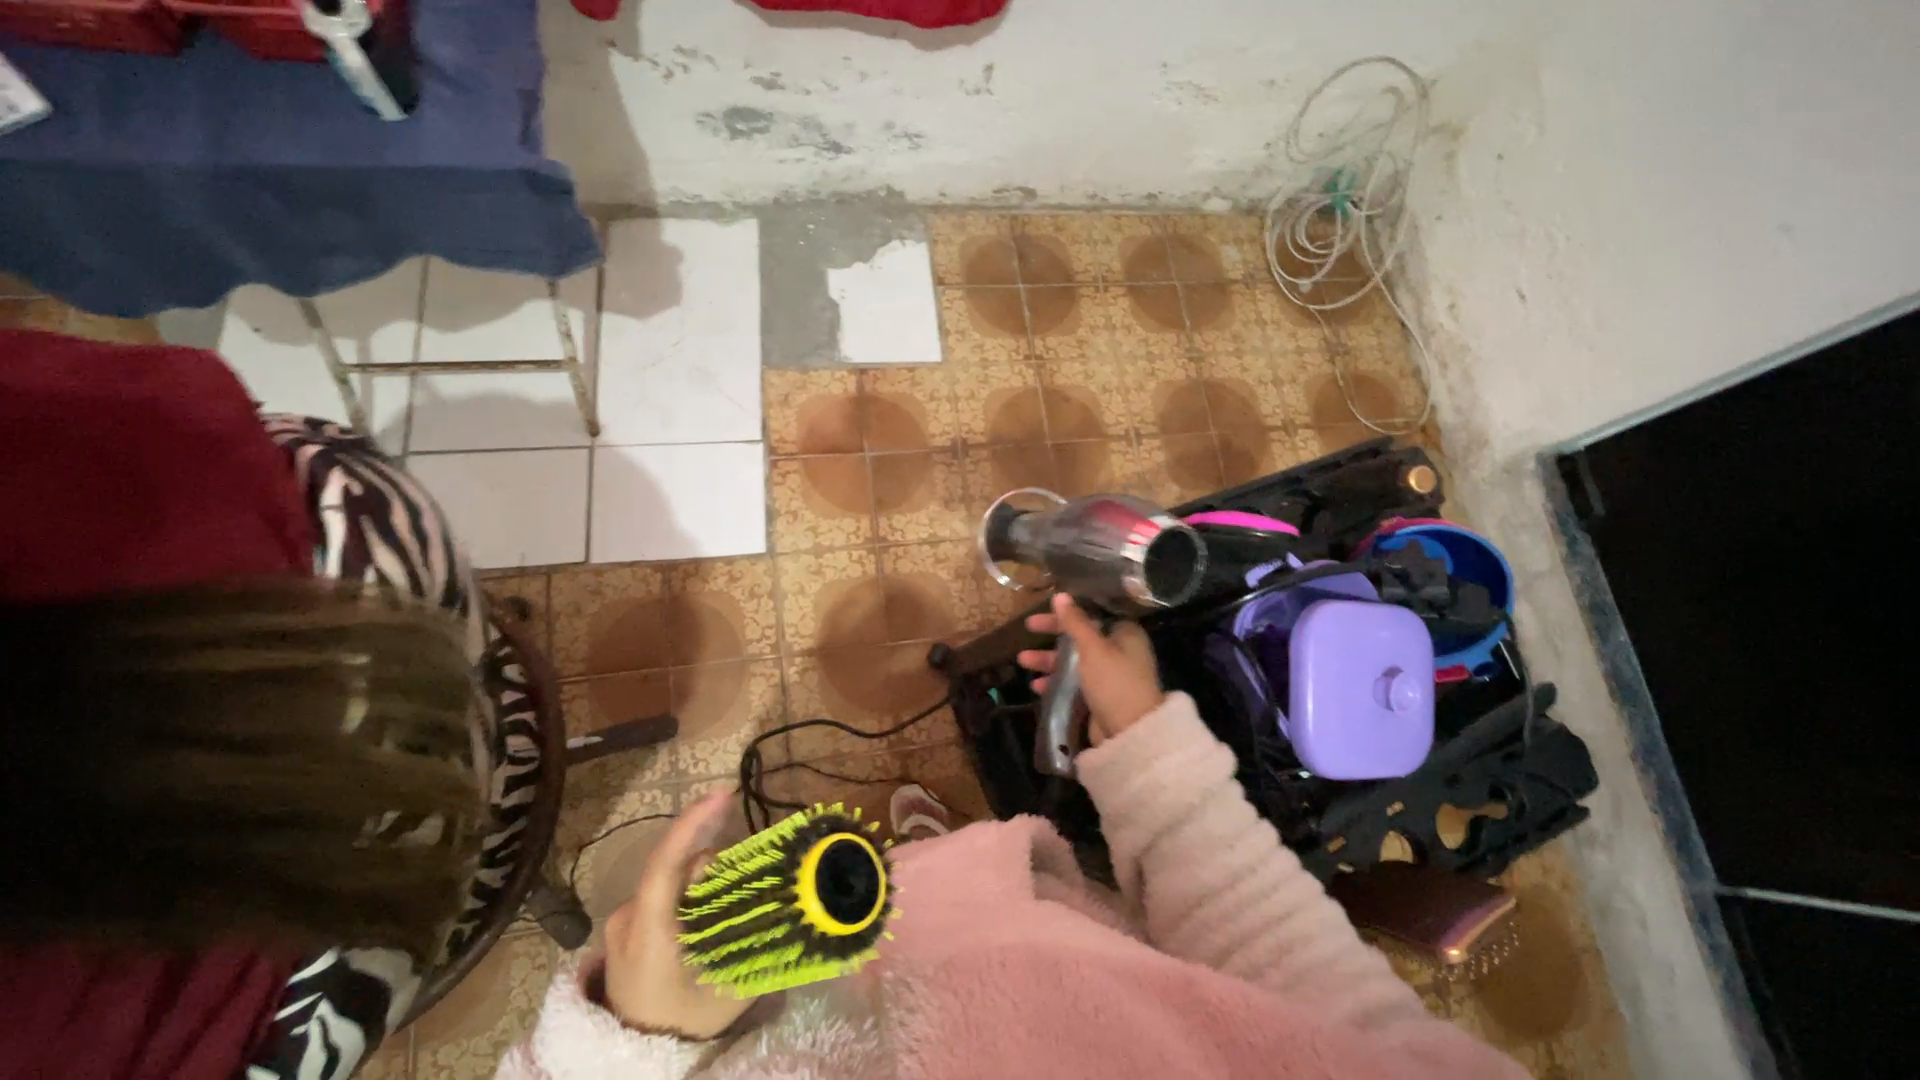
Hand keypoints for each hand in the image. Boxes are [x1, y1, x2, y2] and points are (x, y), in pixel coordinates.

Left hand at [602, 791, 751, 1039]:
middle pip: (678, 867)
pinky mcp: (626, 926)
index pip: (665, 864)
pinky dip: (691, 895)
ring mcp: (622, 921)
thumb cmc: (678, 1024)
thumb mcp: (727, 993)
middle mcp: (629, 916)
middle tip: (750, 885)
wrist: (627, 1058)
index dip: (692, 824)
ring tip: (732, 912)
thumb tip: (800, 919)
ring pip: (673, 880)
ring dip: (704, 885)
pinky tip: (711, 918)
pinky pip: (665, 894)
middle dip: (716, 867)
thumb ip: (760, 950)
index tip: (723, 794)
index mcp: (648, 930)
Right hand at [1017, 594, 1165, 745]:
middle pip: (1081, 637)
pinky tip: (1037, 687)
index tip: (1044, 610)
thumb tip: (1060, 595)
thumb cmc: (1114, 682)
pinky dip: (1057, 683)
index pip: (1093, 615)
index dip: (1067, 613)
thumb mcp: (1093, 648)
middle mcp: (1120, 652)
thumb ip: (1075, 622)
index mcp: (1125, 634)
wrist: (1129, 733)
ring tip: (1022, 661)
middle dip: (1053, 636)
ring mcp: (1110, 676)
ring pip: (1075, 662)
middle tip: (1028, 628)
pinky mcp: (1100, 698)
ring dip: (1049, 661)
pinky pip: (1075, 684)